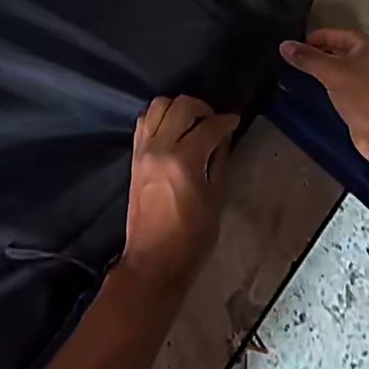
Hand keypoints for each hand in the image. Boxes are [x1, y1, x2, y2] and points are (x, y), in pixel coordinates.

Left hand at [120, 95, 238, 294]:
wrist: (153, 263)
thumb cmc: (191, 238)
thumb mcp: (215, 200)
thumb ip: (218, 162)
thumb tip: (222, 139)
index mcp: (183, 161)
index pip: (208, 126)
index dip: (225, 121)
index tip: (234, 121)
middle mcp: (160, 148)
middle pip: (181, 106)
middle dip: (202, 108)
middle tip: (214, 121)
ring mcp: (143, 150)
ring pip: (158, 105)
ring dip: (178, 107)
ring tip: (192, 121)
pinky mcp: (134, 156)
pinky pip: (144, 121)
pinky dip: (159, 117)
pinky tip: (172, 129)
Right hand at [279, 29, 368, 169]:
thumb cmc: (367, 98)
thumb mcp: (333, 73)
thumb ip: (308, 58)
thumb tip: (285, 45)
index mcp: (368, 46)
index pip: (335, 33)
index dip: (314, 37)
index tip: (294, 44)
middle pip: (337, 50)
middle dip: (317, 54)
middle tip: (294, 58)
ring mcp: (368, 81)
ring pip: (339, 69)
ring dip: (322, 71)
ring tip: (299, 73)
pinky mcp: (363, 100)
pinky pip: (341, 86)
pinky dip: (328, 86)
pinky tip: (314, 91)